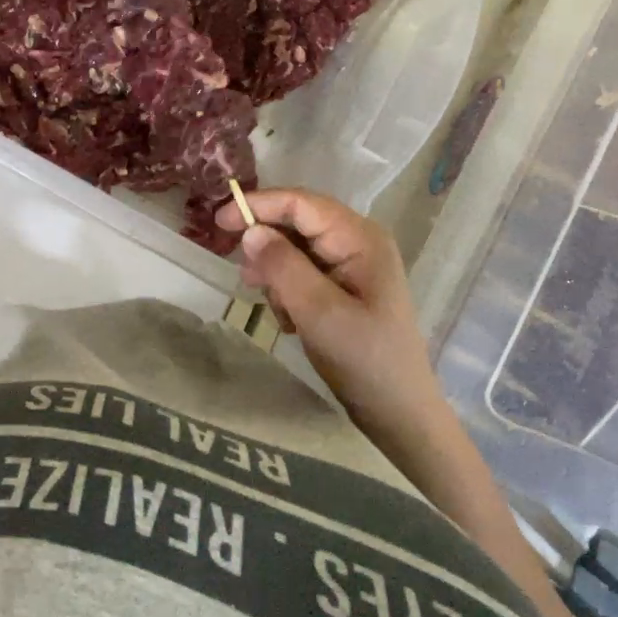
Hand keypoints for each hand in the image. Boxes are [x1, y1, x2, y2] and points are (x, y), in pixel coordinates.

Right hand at [216, 189, 442, 433]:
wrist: (398, 413)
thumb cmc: (365, 360)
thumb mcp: (319, 312)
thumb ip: (283, 266)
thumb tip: (249, 231)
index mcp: (359, 238)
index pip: (300, 203)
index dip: (258, 206)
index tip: (218, 223)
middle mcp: (356, 242)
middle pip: (295, 222)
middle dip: (266, 246)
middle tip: (247, 279)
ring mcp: (351, 264)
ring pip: (293, 247)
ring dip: (275, 272)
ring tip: (274, 307)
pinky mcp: (342, 286)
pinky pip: (300, 270)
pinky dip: (286, 289)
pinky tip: (288, 319)